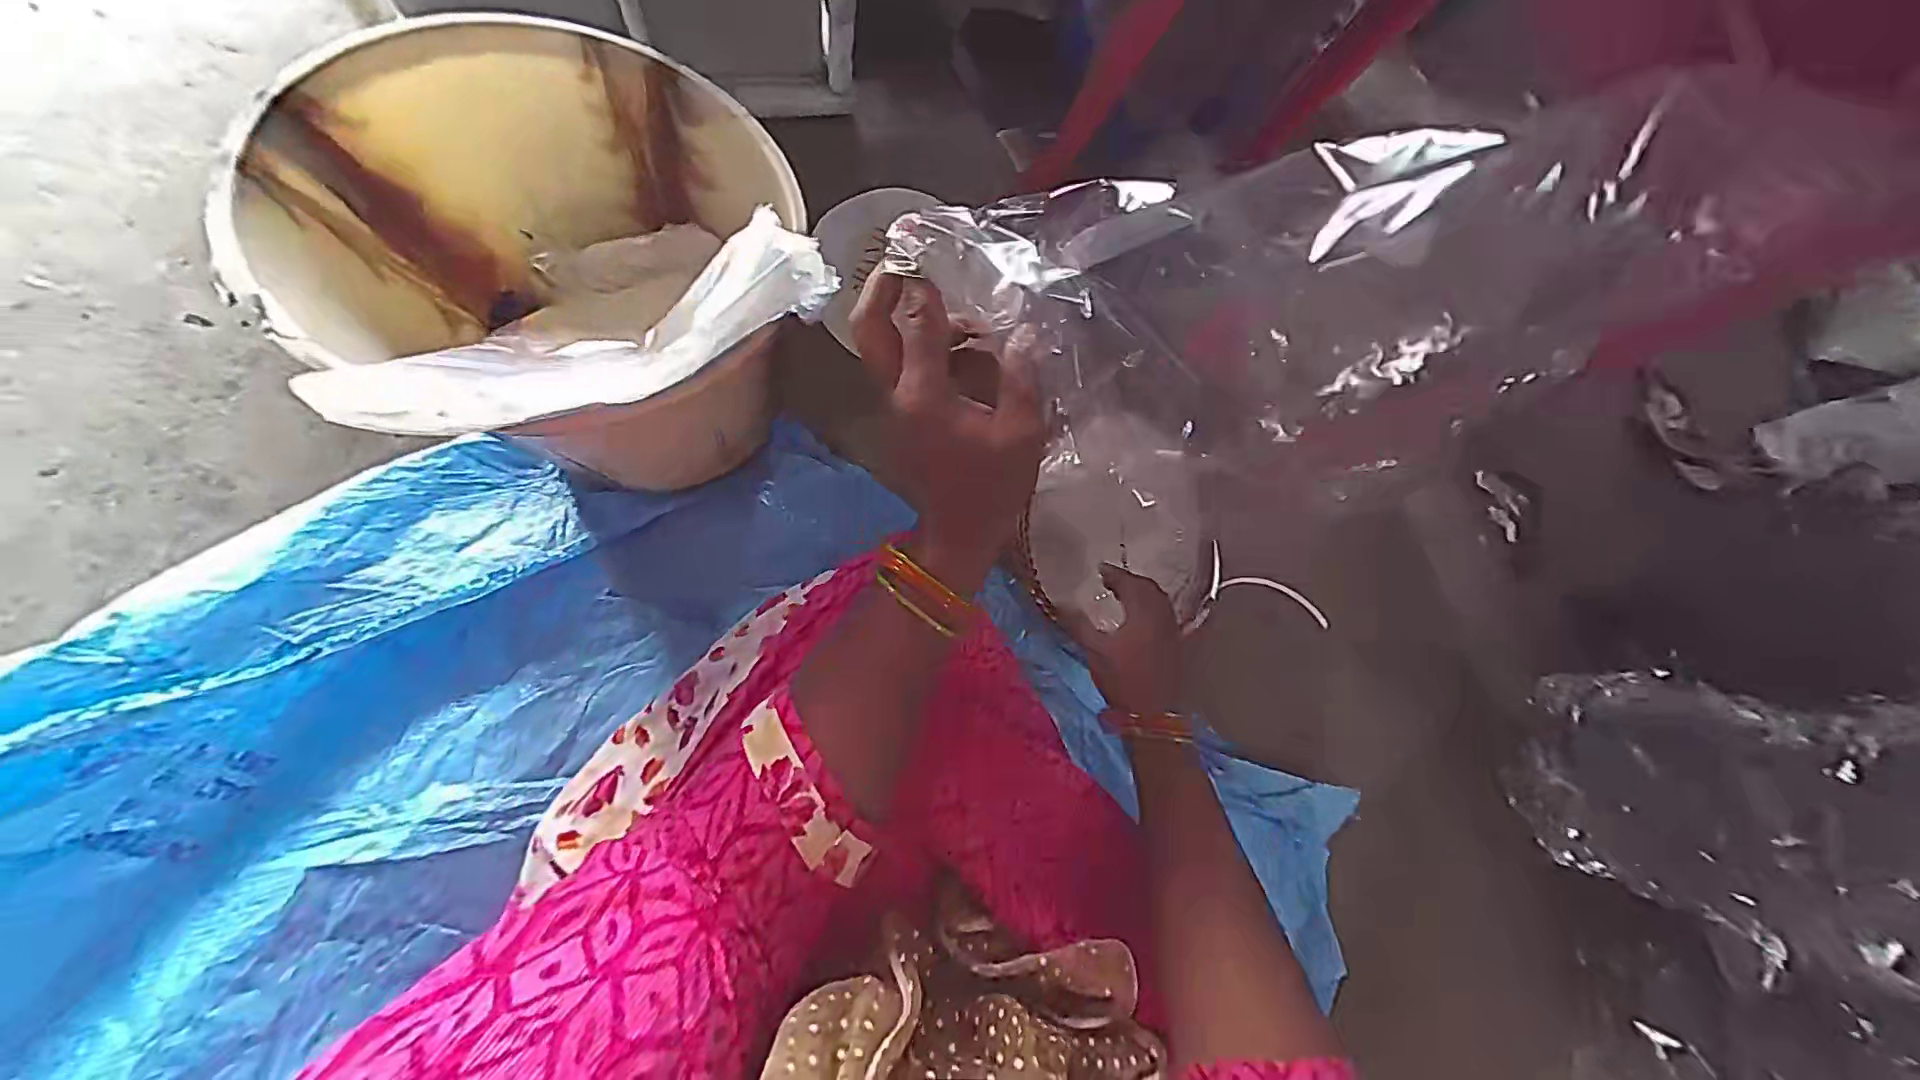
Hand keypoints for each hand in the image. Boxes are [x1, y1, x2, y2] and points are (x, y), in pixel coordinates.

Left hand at [851, 272, 1045, 590]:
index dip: (924, 287)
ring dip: (914, 323)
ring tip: (968, 326)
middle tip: (903, 265)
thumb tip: (1025, 332)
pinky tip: (967, 356)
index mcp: (926, 394)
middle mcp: (899, 394)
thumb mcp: (1022, 432)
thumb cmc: (992, 487)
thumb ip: (1021, 377)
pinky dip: (925, 351)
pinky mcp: (902, 418)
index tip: (930, 256)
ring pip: (886, 348)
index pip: (918, 323)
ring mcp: (895, 407)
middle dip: (881, 288)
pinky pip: (903, 370)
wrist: (959, 533)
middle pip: (870, 329)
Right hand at [1067, 563, 1182, 716]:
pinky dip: (1151, 606)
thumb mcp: (1094, 651)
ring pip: (1159, 600)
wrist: (1152, 714)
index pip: (1130, 584)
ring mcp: (1173, 631)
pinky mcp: (1177, 644)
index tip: (1101, 570)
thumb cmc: (1123, 681)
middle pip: (1149, 588)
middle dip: (1130, 580)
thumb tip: (1062, 604)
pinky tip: (1140, 616)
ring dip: (1142, 592)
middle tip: (1110, 580)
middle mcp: (1162, 617)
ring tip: (1123, 594)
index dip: (1115, 574)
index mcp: (1143, 613)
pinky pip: (1165, 613)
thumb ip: (1078, 625)